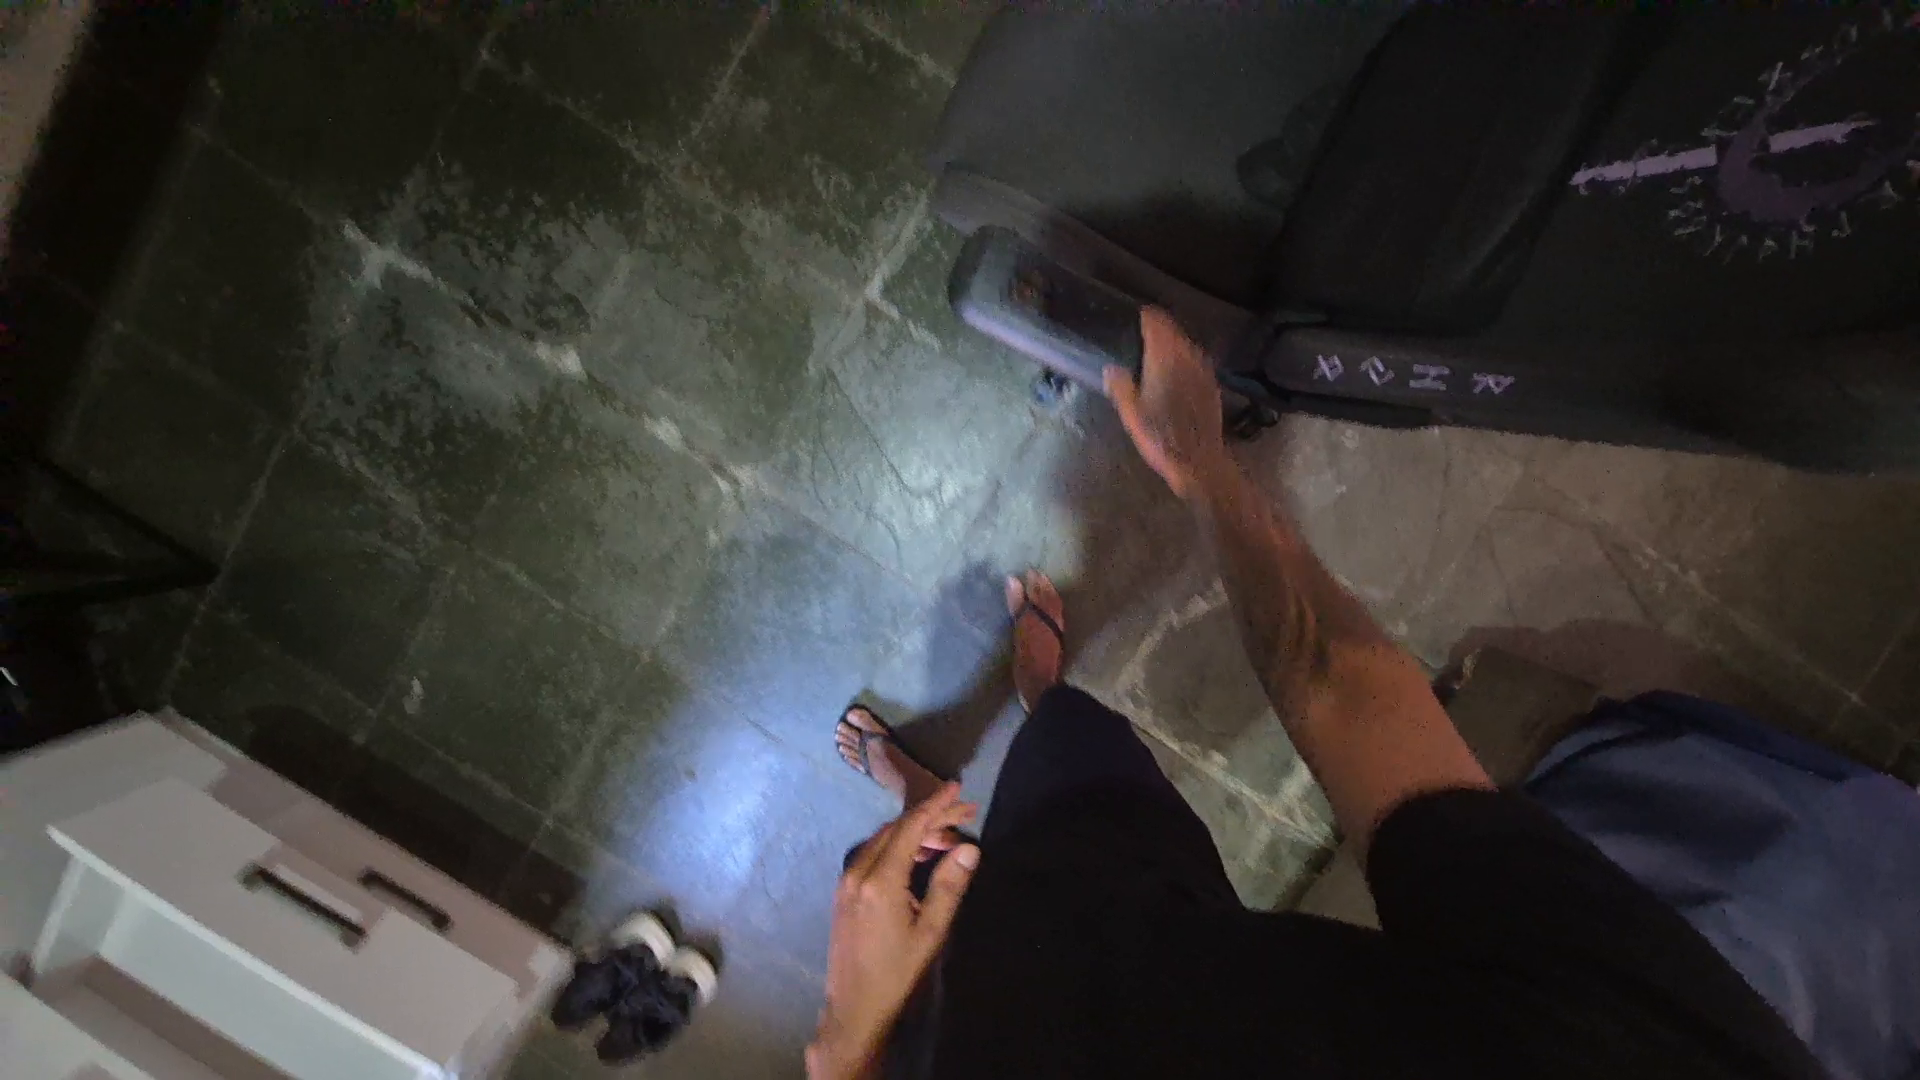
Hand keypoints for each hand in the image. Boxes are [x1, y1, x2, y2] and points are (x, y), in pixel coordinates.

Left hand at [807, 784, 980, 1079]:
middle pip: (898, 828)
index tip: (957, 788)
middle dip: (932, 817)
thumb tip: (969, 848)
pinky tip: (920, 854)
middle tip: (965, 814)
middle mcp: (859, 870)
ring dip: (916, 831)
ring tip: (949, 838)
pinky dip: (900, 845)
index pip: (911, 827)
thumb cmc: (897, 972)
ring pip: (885, 838)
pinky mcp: (845, 889)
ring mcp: (848, 879)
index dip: (935, 805)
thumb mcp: (930, 932)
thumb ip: (948, 886)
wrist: (854, 1009)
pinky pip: (875, 852)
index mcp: (880, 879)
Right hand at [1104, 308, 1227, 497]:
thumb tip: (1111, 368)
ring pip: (1187, 345)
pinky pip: (1197, 362)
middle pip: (1174, 332)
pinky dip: (1185, 360)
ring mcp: (1203, 371)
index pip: (1157, 324)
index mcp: (1164, 359)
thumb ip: (1120, 386)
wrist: (1197, 460)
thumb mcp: (1131, 414)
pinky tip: (1179, 371)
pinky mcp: (1211, 385)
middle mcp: (1187, 358)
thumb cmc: (1160, 437)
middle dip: (1161, 329)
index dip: (1147, 317)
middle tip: (1145, 331)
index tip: (1138, 316)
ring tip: (1160, 350)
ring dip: (1174, 344)